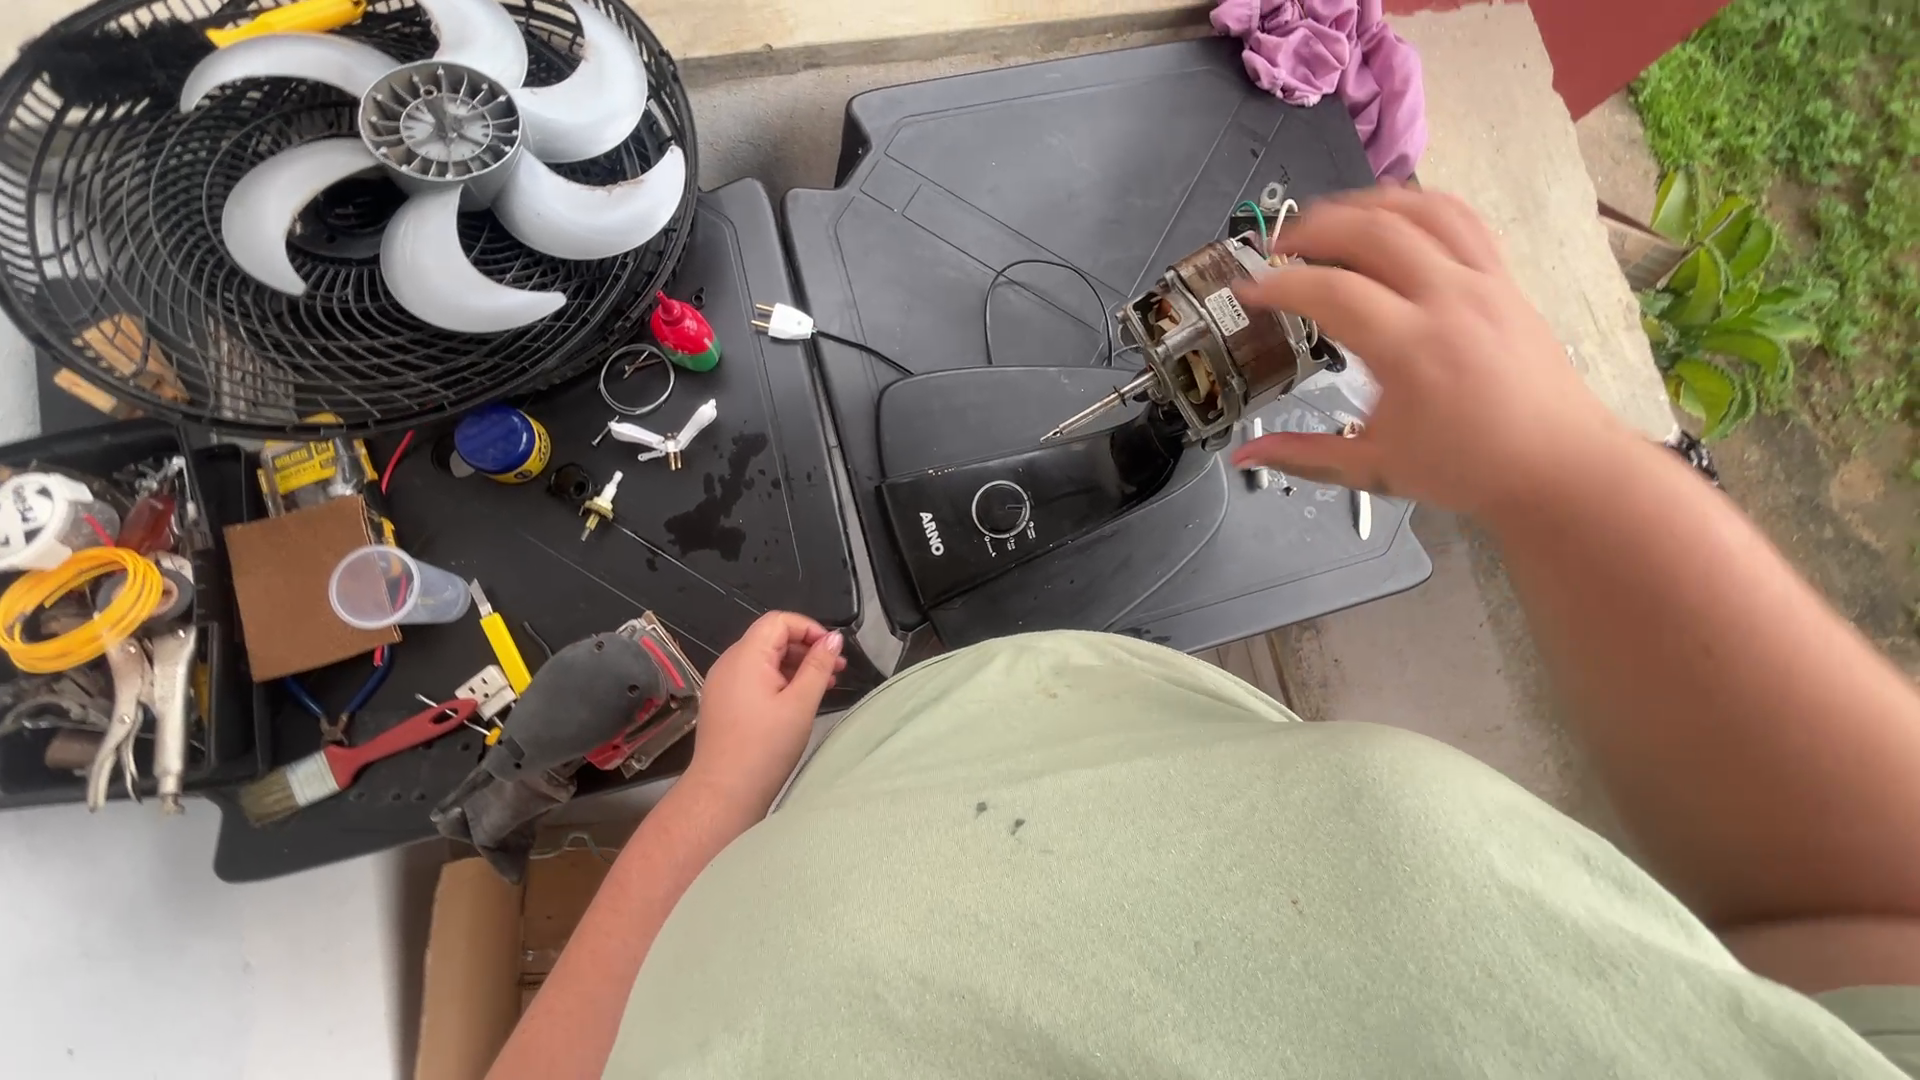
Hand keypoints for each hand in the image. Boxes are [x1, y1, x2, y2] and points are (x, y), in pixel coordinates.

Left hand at [684, 612, 844, 811]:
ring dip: (795, 665)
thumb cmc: (764, 747)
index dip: (809, 628)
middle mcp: (729, 663)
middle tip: (836, 669)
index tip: (832, 650)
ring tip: (824, 685)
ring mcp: (723, 683)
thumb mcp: (800, 704)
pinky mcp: (723, 701)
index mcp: (746, 656)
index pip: (778, 621)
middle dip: (806, 647)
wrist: (723, 793)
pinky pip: (754, 677)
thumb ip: (819, 666)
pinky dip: (779, 680)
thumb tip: (833, 639)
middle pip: (771, 638)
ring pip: (764, 659)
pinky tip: (798, 699)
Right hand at [1232, 186, 1634, 521]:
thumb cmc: (1465, 469)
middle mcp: (1449, 299)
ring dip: (1365, 205)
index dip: (1280, 285)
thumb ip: (1301, 454)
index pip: (1332, 292)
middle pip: (1374, 231)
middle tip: (1278, 246)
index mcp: (1411, 348)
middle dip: (1315, 228)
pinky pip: (1459, 219)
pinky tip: (1388, 219)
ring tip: (1327, 221)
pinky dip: (1416, 206)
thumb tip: (1243, 455)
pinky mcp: (1503, 278)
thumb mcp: (1372, 468)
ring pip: (1421, 210)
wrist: (1558, 465)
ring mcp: (1483, 281)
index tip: (1248, 290)